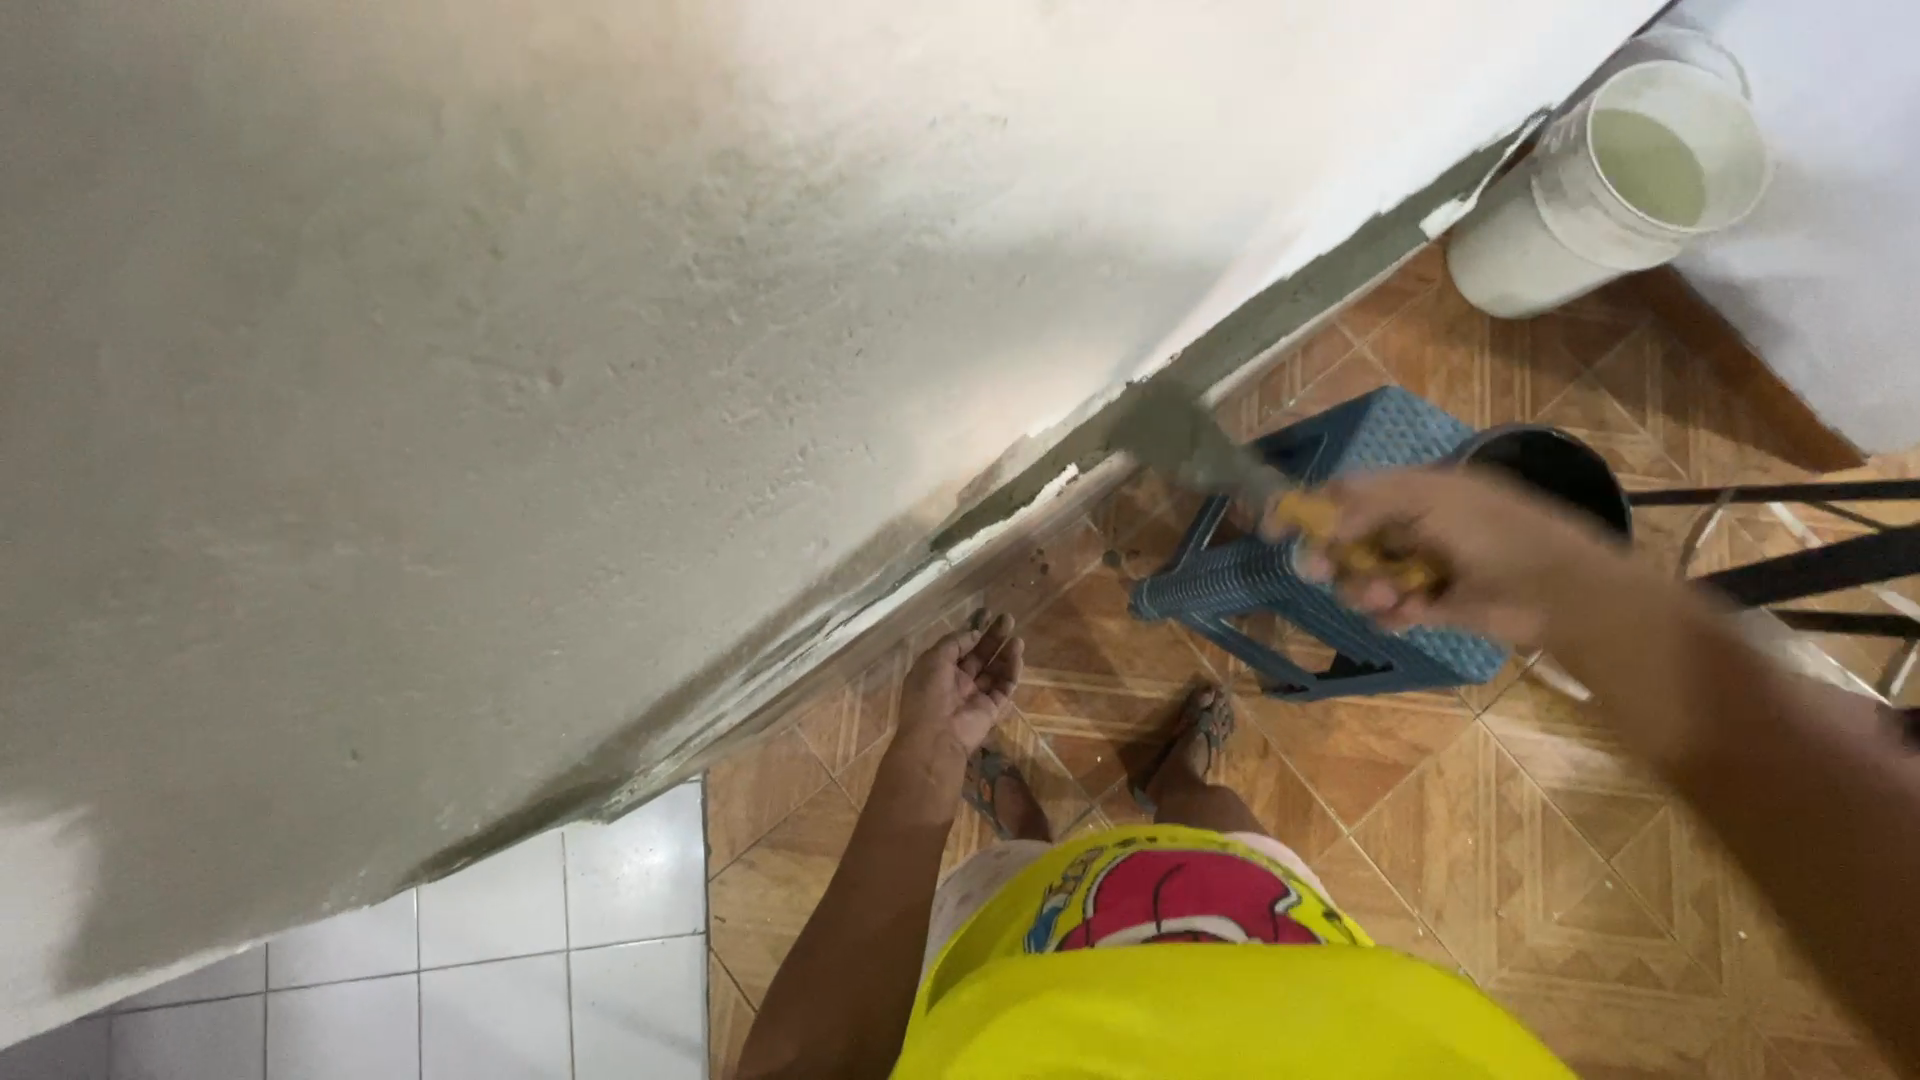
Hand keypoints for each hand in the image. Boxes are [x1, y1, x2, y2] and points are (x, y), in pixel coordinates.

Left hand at [896, 612, 1023, 756]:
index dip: (973, 630)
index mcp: (938, 670)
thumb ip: (954, 643)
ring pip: (994, 671)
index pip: (959, 646)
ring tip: (1018, 639)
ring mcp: (975, 696)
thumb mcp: (933, 659)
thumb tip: (973, 634)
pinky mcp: (990, 710)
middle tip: (1008, 619)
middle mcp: (957, 682)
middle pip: (980, 655)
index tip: (988, 614)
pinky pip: (1003, 688)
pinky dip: (1011, 673)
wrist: (935, 737)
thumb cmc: (928, 694)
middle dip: (993, 638)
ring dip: (1006, 654)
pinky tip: (1017, 657)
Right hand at [1271, 466, 1627, 645]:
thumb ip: (1368, 503)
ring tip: (1389, 597)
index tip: (1276, 530)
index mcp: (1413, 493)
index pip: (1346, 494)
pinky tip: (1407, 614)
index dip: (1309, 508)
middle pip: (1345, 540)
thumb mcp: (1430, 499)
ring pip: (1361, 578)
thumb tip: (1319, 523)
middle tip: (1321, 571)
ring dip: (1363, 588)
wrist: (1560, 592)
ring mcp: (1418, 569)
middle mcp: (1410, 529)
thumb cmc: (1496, 533)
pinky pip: (1385, 611)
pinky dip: (1388, 614)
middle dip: (1332, 555)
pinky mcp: (1428, 607)